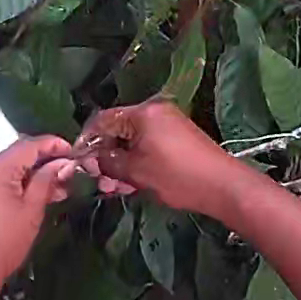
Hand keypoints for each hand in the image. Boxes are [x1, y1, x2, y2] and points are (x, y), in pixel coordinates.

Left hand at [0, 136, 80, 295]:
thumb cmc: (3, 243)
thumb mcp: (31, 210)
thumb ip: (47, 180)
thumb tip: (64, 163)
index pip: (29, 145)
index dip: (54, 145)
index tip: (74, 151)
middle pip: (20, 153)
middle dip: (46, 161)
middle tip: (70, 172)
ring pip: (12, 166)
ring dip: (35, 174)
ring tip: (61, 187)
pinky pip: (2, 178)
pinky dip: (20, 182)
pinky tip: (40, 193)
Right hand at [76, 100, 253, 219]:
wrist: (222, 185)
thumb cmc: (176, 176)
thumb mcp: (135, 172)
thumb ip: (107, 162)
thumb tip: (90, 159)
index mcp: (142, 113)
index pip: (103, 120)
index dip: (87, 141)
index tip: (78, 162)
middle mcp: (154, 111)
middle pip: (118, 130)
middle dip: (105, 156)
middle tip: (100, 182)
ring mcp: (167, 123)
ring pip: (132, 141)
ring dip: (121, 163)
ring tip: (117, 188)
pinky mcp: (177, 136)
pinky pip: (148, 144)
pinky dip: (138, 161)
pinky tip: (133, 182)